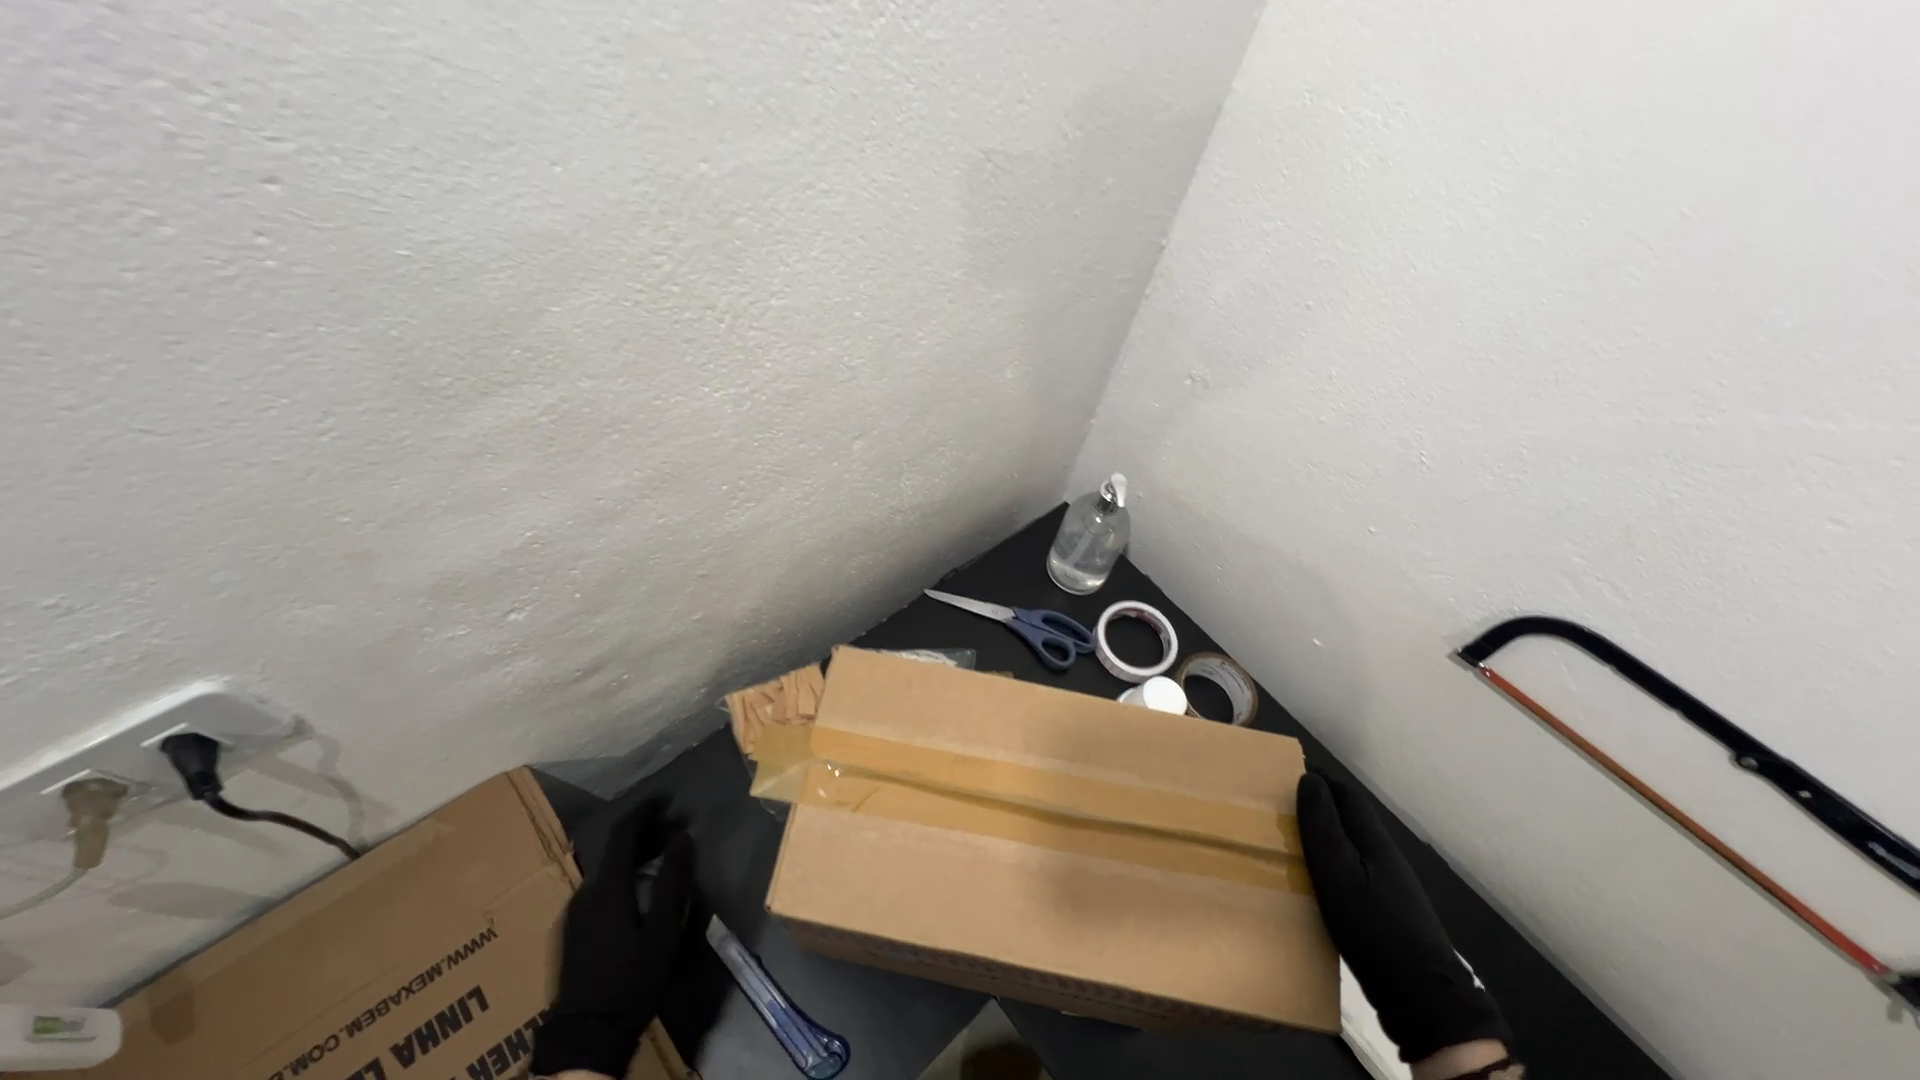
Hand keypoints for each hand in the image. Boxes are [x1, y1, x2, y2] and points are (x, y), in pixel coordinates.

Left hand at [530, 802, 693, 1079]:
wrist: (587, 1032)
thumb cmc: (632, 981)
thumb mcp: (662, 933)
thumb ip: (673, 883)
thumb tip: (683, 838)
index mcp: (608, 889)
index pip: (623, 833)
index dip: (646, 810)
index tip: (669, 798)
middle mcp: (586, 891)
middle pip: (616, 848)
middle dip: (648, 831)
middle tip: (678, 825)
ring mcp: (576, 910)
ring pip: (610, 867)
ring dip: (638, 853)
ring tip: (666, 851)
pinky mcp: (575, 927)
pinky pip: (603, 885)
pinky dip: (627, 872)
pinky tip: (643, 884)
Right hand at [1296, 772, 1508, 1064]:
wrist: (1422, 998)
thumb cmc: (1373, 929)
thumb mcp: (1338, 875)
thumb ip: (1323, 828)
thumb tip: (1309, 779)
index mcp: (1374, 842)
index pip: (1346, 795)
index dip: (1319, 779)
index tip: (1286, 770)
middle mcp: (1386, 858)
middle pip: (1351, 819)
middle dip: (1320, 805)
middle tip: (1279, 804)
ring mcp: (1391, 888)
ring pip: (1354, 848)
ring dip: (1326, 836)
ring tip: (1290, 840)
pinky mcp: (1388, 914)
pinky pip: (1355, 875)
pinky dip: (1332, 866)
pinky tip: (1316, 883)